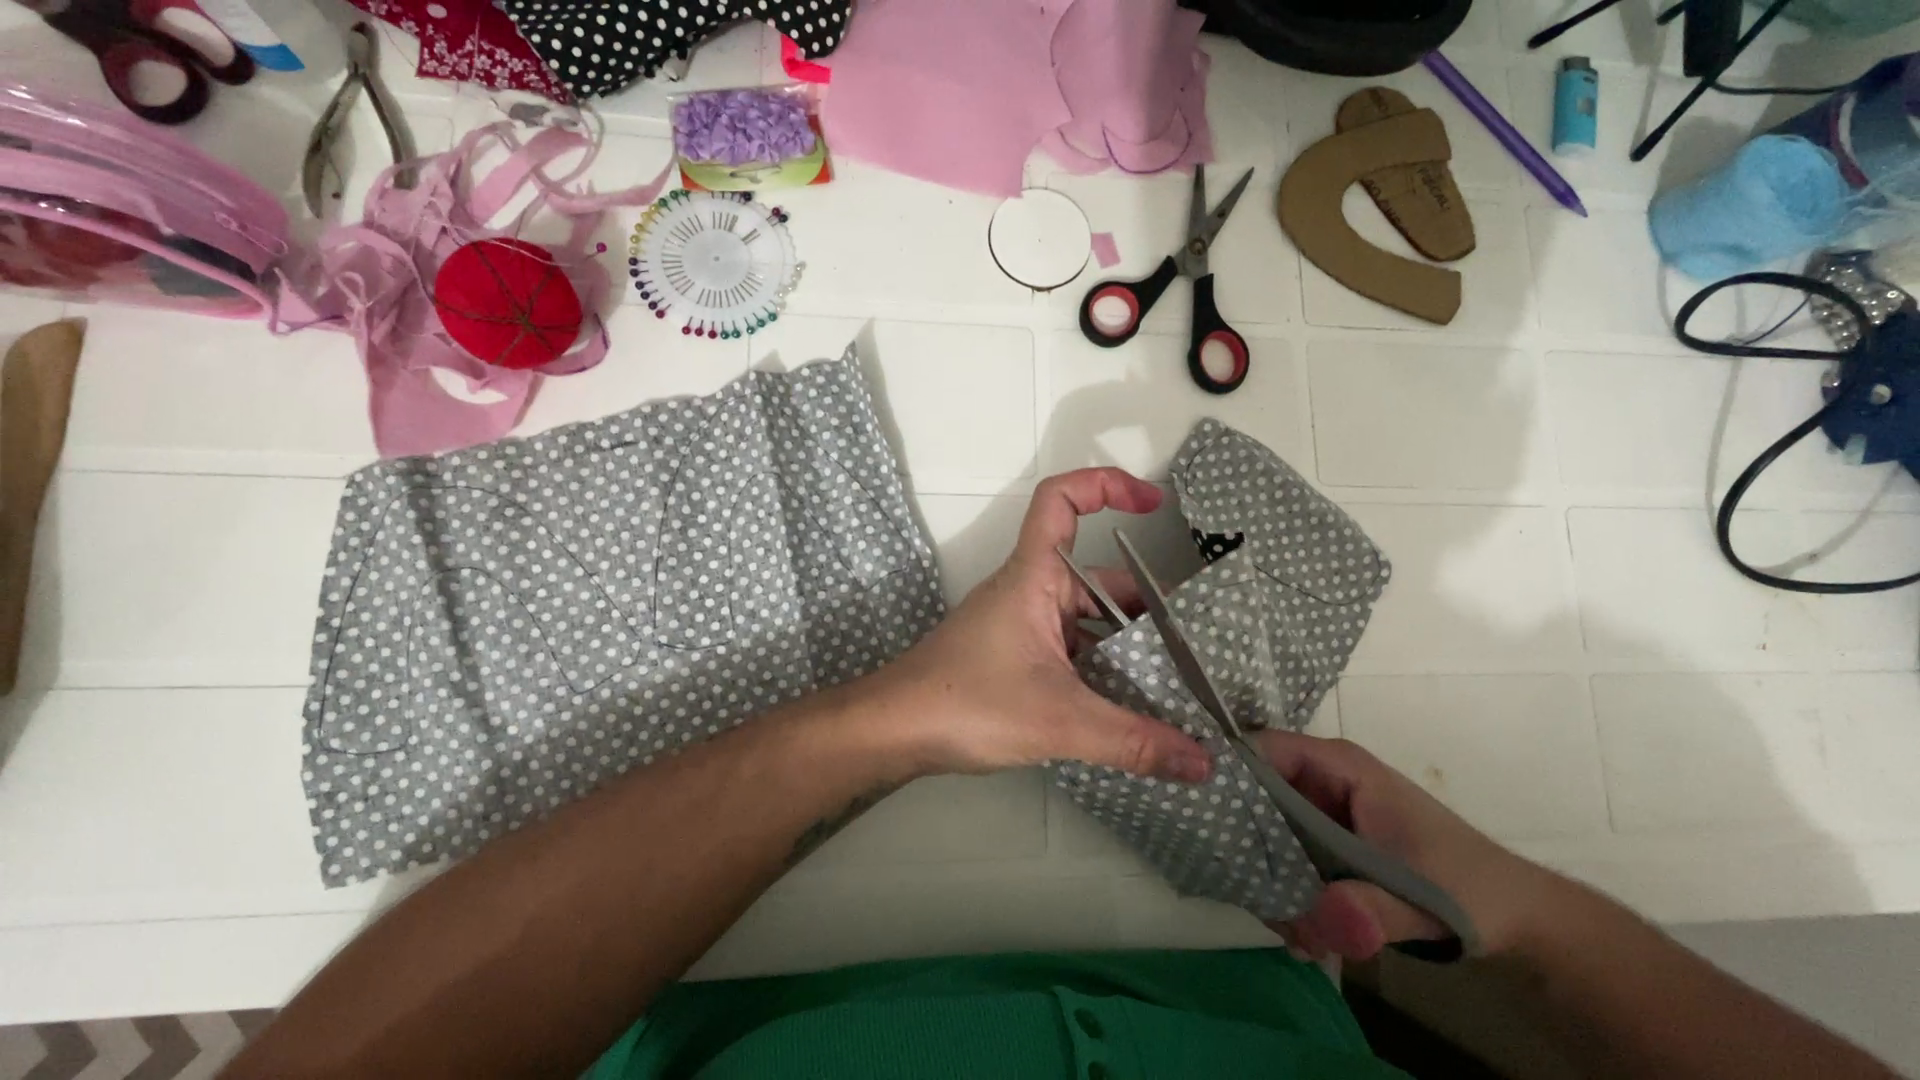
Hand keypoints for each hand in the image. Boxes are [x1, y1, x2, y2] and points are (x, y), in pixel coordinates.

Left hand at [871, 469, 1213, 783]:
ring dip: (1127, 643)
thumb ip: (1131, 741)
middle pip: (1095, 577)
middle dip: (1145, 603)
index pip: (1061, 500)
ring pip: (1085, 619)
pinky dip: (1101, 667)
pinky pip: (1070, 649)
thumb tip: (1203, 764)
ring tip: (1179, 677)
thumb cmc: (965, 703)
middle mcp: (1028, 592)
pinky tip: (1131, 704)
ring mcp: (1019, 626)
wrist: (892, 730)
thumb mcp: (1058, 720)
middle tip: (1197, 639)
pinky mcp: (1013, 658)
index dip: (1106, 485)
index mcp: (1033, 577)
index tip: (1152, 500)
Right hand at [1253, 731, 1569, 961]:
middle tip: (1261, 904)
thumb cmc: (1467, 888)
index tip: (1206, 823)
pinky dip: (1285, 897)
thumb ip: (1370, 910)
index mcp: (1341, 768)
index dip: (1228, 777)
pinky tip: (1308, 937)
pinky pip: (1282, 857)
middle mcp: (1322, 781)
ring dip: (1269, 885)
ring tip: (1299, 934)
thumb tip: (1315, 920)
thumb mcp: (1421, 901)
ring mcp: (1321, 813)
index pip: (1262, 750)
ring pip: (1264, 832)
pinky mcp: (1323, 844)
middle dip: (1249, 851)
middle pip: (1254, 794)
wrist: (1511, 916)